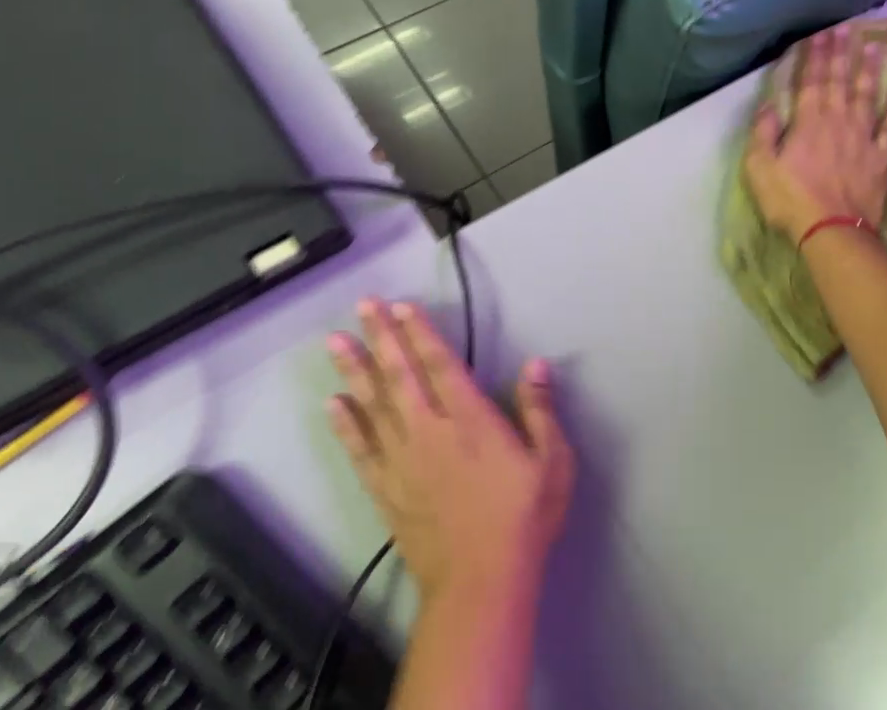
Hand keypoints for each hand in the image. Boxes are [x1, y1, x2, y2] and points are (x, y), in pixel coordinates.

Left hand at [327, 300, 574, 603]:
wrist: (481, 579)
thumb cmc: (525, 515)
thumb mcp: (552, 459)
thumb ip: (540, 409)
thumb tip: (536, 364)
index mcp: (472, 420)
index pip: (441, 366)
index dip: (421, 334)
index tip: (403, 308)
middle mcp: (430, 432)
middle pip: (400, 376)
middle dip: (382, 338)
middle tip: (363, 306)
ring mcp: (402, 461)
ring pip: (373, 406)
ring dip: (355, 371)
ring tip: (337, 342)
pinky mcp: (386, 490)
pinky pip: (360, 449)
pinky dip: (345, 424)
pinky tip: (334, 404)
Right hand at [744, 24, 886, 241]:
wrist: (833, 230)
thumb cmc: (791, 201)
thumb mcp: (759, 168)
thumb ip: (763, 133)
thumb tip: (768, 105)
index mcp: (808, 123)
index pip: (811, 82)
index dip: (815, 56)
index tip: (820, 33)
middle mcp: (838, 122)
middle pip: (840, 81)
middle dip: (842, 53)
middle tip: (847, 28)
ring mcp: (864, 138)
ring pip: (868, 96)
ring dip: (871, 71)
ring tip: (875, 47)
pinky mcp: (883, 158)